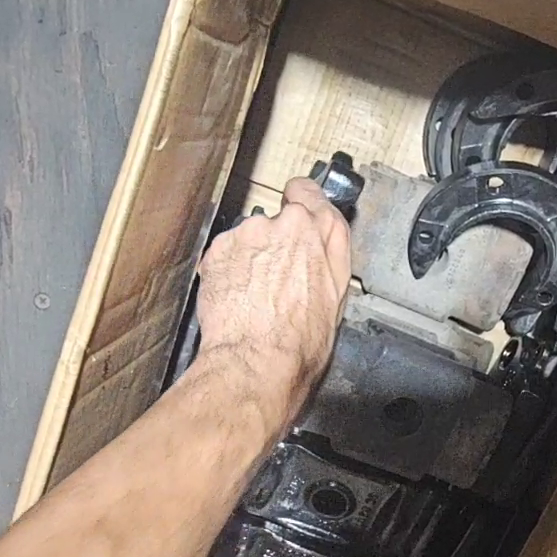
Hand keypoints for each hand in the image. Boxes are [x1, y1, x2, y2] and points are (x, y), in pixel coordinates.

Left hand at [194, 177, 349, 418]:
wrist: (257, 363)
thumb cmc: (300, 342)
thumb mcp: (336, 298)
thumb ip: (329, 258)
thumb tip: (321, 247)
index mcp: (324, 233)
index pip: (309, 193)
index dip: (300, 202)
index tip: (295, 208)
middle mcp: (288, 224)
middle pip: (277, 220)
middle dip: (275, 242)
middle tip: (277, 278)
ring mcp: (250, 233)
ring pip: (249, 237)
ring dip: (250, 258)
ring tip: (256, 296)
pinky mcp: (220, 248)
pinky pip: (225, 253)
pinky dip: (228, 270)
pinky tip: (238, 299)